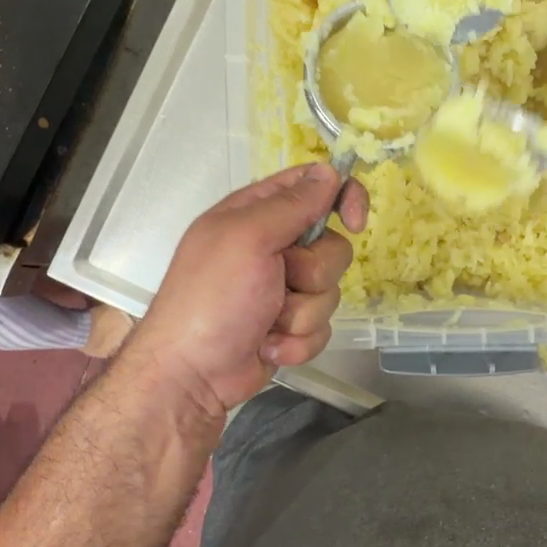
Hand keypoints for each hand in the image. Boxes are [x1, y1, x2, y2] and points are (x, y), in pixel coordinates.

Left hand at [123, 162, 366, 419]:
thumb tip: (331, 172)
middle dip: (313, 273)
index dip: (342, 198)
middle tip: (280, 281)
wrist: (192, 374)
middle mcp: (272, 246)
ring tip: (266, 323)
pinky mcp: (289, 327)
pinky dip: (297, 342)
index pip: (314, 186)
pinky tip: (267, 348)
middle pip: (332, 246)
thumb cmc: (212, 298)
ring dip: (301, 314)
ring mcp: (282, 289)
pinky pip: (321, 328)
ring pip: (330, 292)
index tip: (354, 222)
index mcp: (257, 212)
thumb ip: (292, 204)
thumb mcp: (248, 238)